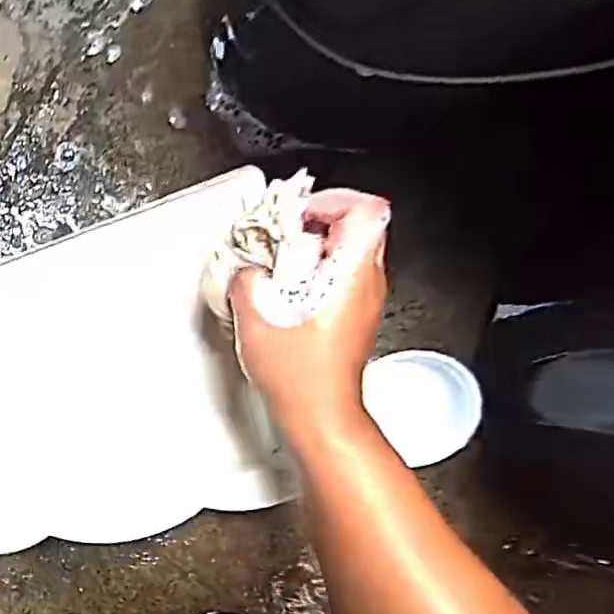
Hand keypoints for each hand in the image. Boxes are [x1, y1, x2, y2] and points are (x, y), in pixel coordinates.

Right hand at [231, 188, 389, 438]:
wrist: (318, 412)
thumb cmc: (300, 378)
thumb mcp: (255, 324)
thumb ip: (247, 285)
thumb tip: (246, 270)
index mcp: (349, 278)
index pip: (366, 210)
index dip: (329, 200)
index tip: (293, 214)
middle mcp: (366, 283)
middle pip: (358, 225)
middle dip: (315, 221)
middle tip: (280, 236)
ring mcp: (363, 298)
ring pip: (349, 249)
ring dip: (312, 247)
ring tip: (276, 266)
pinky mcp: (351, 313)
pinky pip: (339, 275)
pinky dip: (312, 272)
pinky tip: (283, 293)